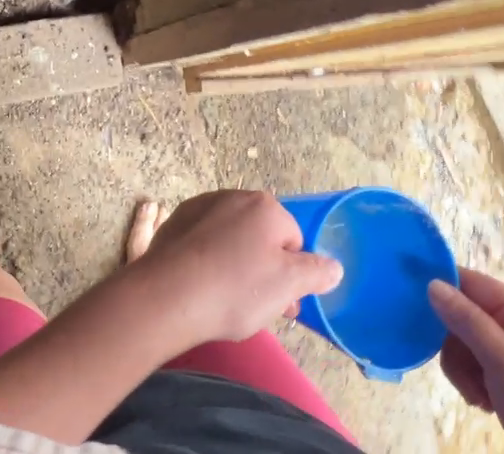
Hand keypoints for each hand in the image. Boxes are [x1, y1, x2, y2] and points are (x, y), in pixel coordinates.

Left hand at [131, 190, 343, 346]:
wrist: (169, 295)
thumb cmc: (235, 288)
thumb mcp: (288, 286)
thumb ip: (316, 272)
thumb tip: (334, 266)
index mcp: (264, 206)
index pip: (293, 240)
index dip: (291, 274)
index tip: (282, 301)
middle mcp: (232, 196)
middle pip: (261, 238)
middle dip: (264, 271)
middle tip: (257, 307)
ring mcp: (199, 207)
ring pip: (231, 240)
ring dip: (236, 266)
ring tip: (226, 301)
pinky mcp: (174, 223)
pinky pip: (203, 244)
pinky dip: (207, 261)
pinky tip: (201, 286)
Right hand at [429, 270, 503, 453]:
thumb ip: (469, 321)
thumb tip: (433, 283)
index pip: (478, 285)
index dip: (445, 284)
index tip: (409, 294)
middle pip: (469, 317)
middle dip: (456, 343)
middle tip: (462, 373)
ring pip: (470, 345)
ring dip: (464, 369)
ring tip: (478, 397)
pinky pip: (480, 369)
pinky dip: (474, 383)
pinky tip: (484, 404)